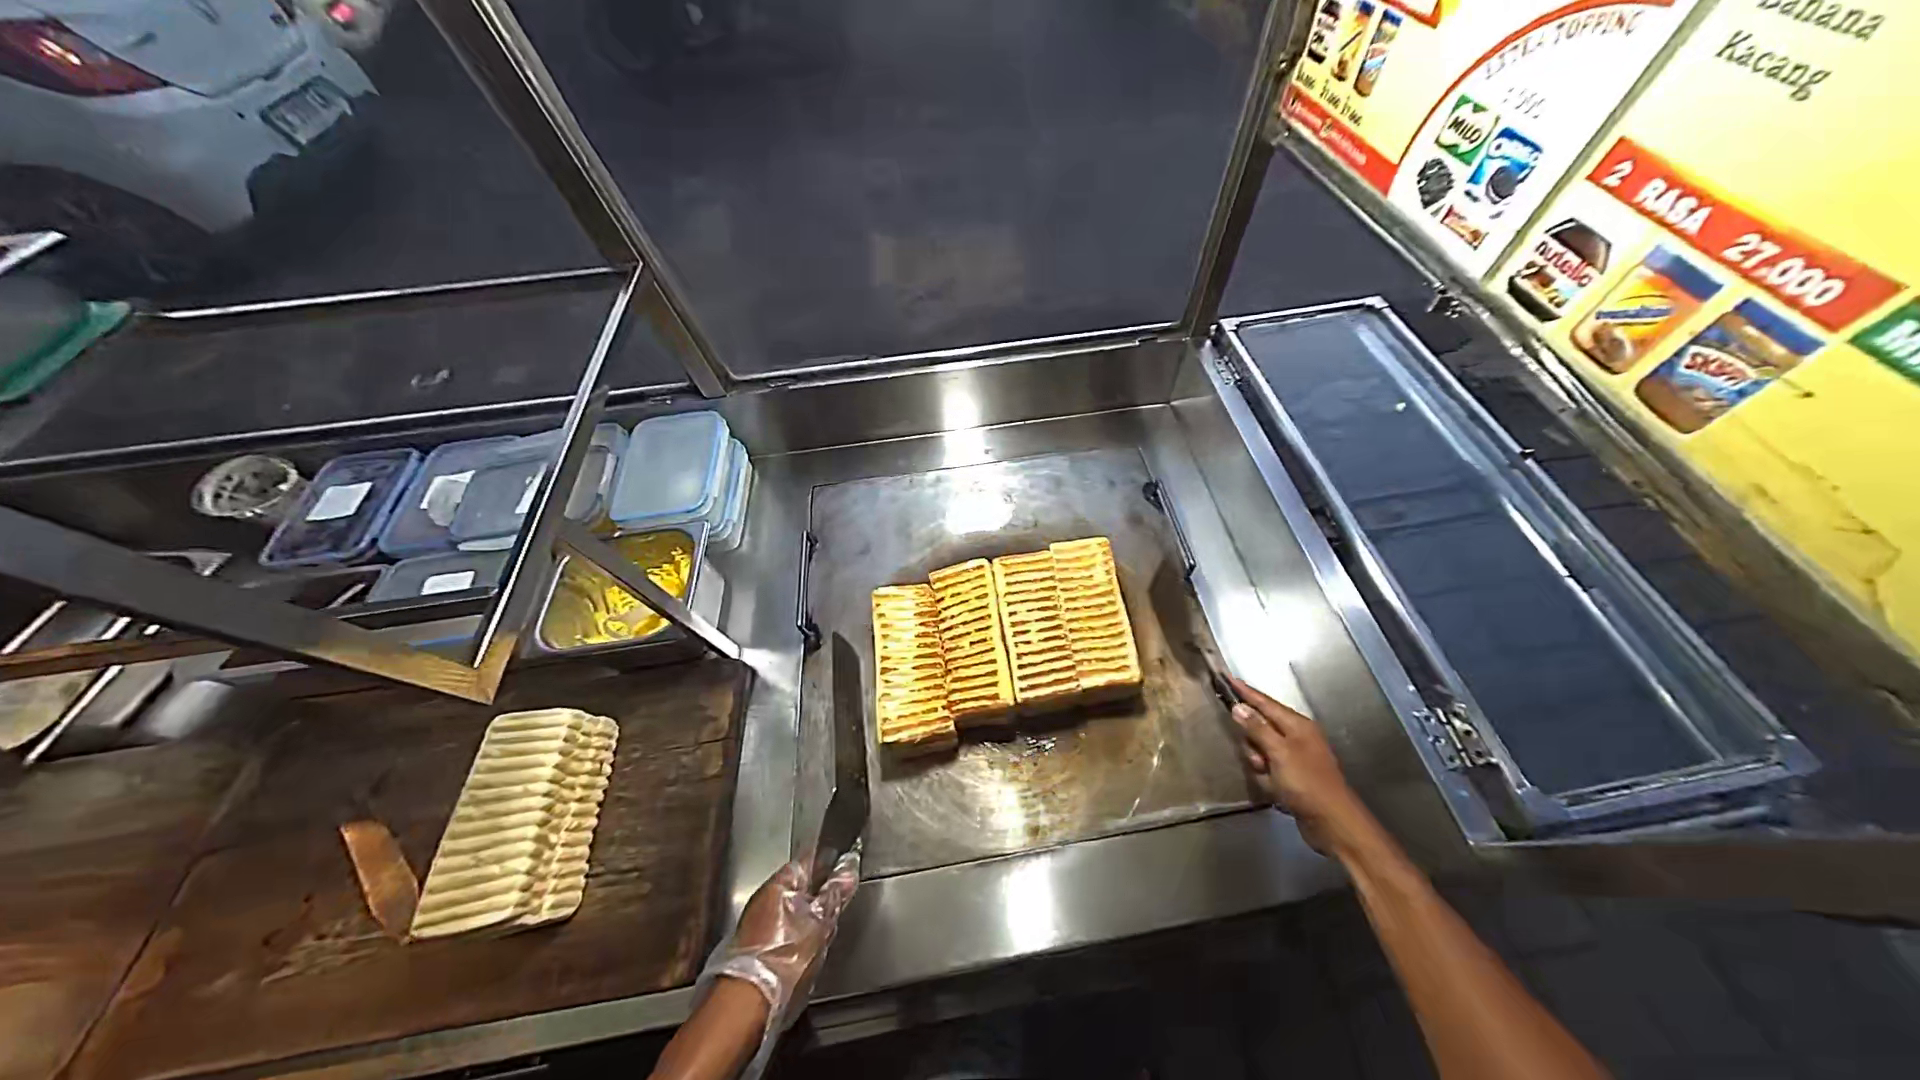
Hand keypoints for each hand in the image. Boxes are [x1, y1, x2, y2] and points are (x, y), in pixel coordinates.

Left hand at [704, 849, 858, 1031]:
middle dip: (816, 899)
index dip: (827, 865)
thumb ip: (835, 894)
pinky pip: (779, 937)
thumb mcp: (820, 924)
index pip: (807, 861)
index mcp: (778, 884)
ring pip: (789, 915)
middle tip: (835, 913)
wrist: (746, 1008)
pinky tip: (801, 959)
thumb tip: (848, 871)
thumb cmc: (783, 961)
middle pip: (797, 890)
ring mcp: (753, 927)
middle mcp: (761, 900)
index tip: (842, 874)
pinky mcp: (749, 952)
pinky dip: (792, 943)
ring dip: (804, 923)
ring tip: (819, 941)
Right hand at [1229, 677, 1372, 856]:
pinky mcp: (1292, 777)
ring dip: (1259, 764)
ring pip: (1261, 750)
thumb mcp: (1279, 753)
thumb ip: (1258, 728)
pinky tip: (1275, 790)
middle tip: (1258, 759)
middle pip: (1260, 728)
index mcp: (1297, 726)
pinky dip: (1267, 778)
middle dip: (1252, 743)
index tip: (1228, 678)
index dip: (1246, 692)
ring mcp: (1295, 757)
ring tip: (1269, 777)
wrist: (1333, 823)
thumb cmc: (1307, 783)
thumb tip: (1239, 707)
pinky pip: (1268, 769)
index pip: (1266, 703)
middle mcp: (1297, 737)